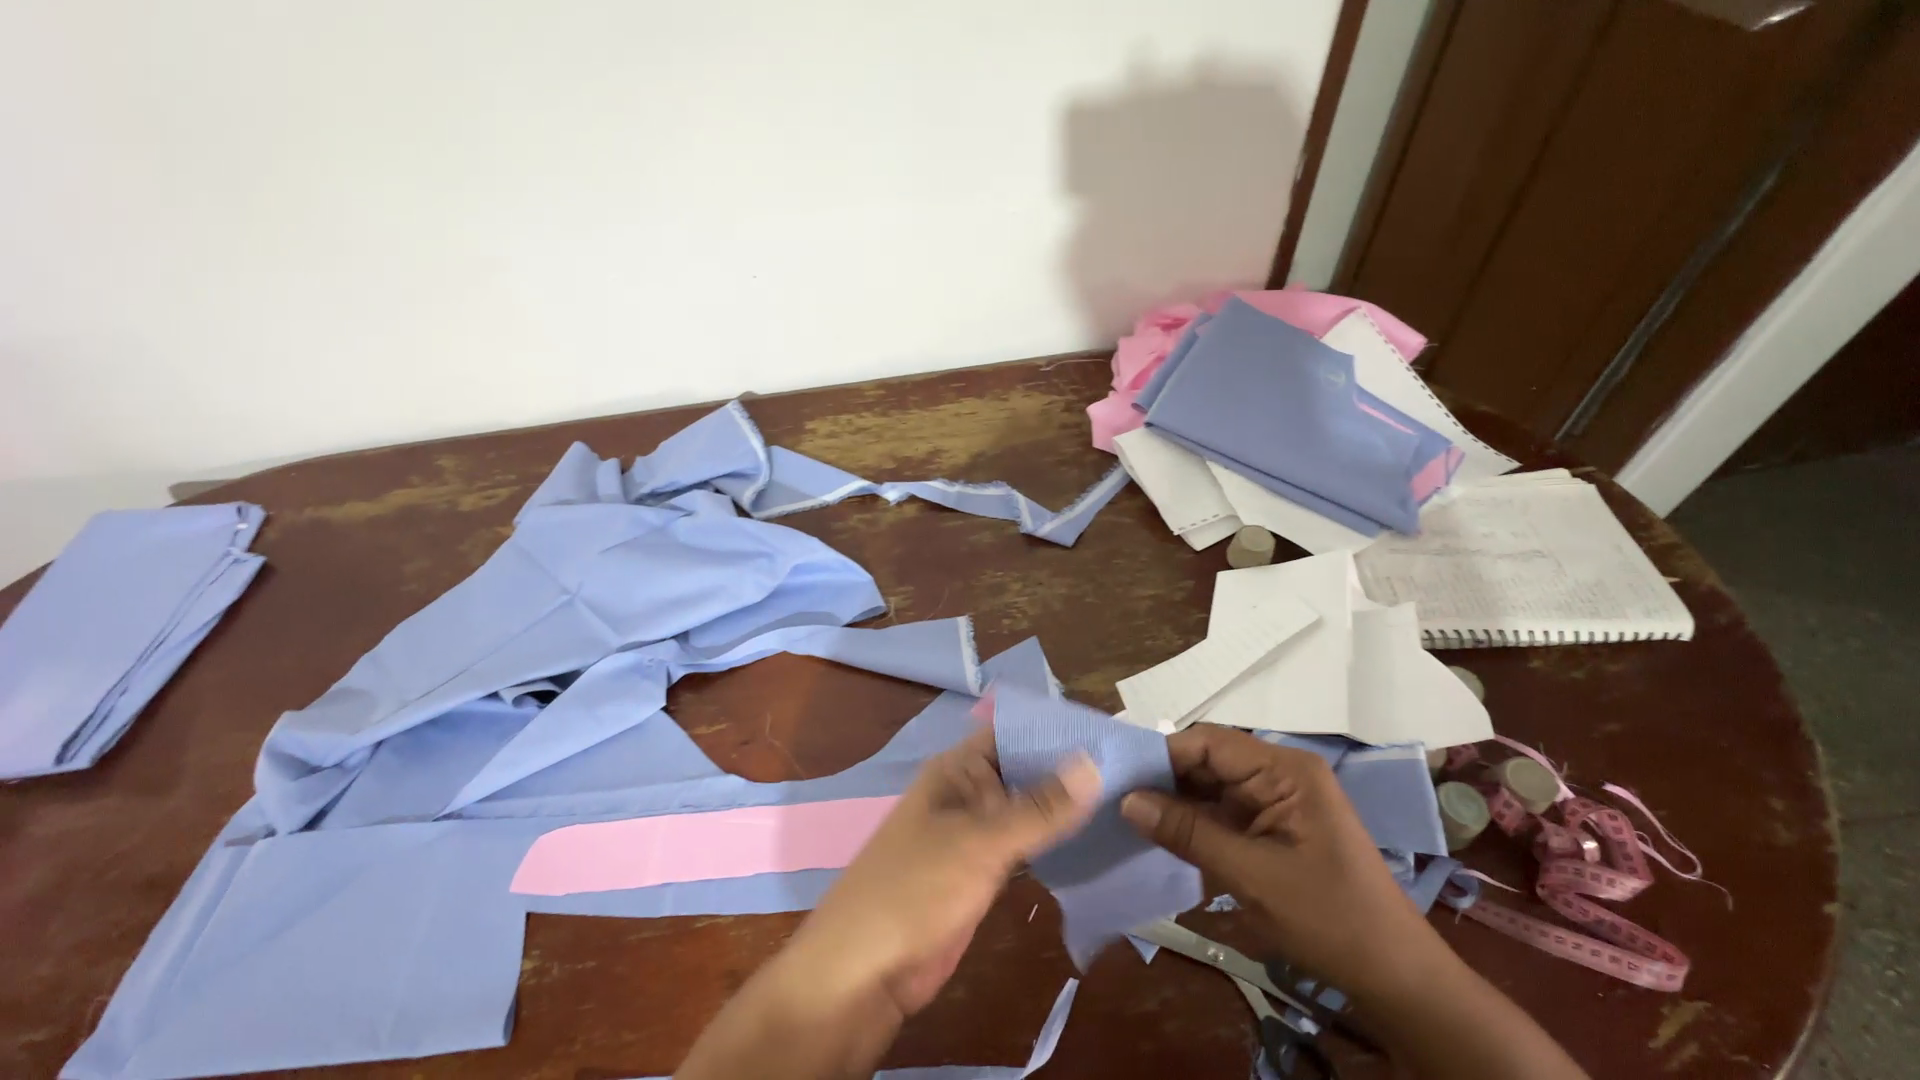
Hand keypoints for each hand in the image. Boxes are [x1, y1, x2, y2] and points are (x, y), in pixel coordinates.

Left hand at [787, 727, 1100, 1014]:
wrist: (864, 972)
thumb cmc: (913, 891)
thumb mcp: (979, 842)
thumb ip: (1038, 806)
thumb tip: (1093, 762)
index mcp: (957, 770)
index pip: (1015, 732)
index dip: (1060, 729)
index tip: (1117, 733)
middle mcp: (968, 794)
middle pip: (1026, 770)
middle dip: (1073, 770)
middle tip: (1140, 771)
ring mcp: (975, 836)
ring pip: (1029, 811)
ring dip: (1068, 808)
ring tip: (1130, 802)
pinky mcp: (982, 874)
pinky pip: (1026, 847)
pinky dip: (1056, 843)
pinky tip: (1097, 843)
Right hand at [1119, 724, 1440, 999]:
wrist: (1390, 972)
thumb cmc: (1327, 916)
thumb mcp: (1251, 874)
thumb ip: (1188, 832)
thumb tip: (1127, 800)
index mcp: (1286, 771)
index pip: (1211, 742)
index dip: (1163, 754)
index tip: (1117, 775)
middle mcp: (1280, 775)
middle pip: (1209, 762)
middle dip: (1163, 778)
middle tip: (1111, 798)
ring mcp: (1277, 803)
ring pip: (1212, 789)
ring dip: (1174, 803)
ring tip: (1123, 816)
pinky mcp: (1272, 829)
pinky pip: (1223, 814)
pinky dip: (1192, 825)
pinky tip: (1158, 836)